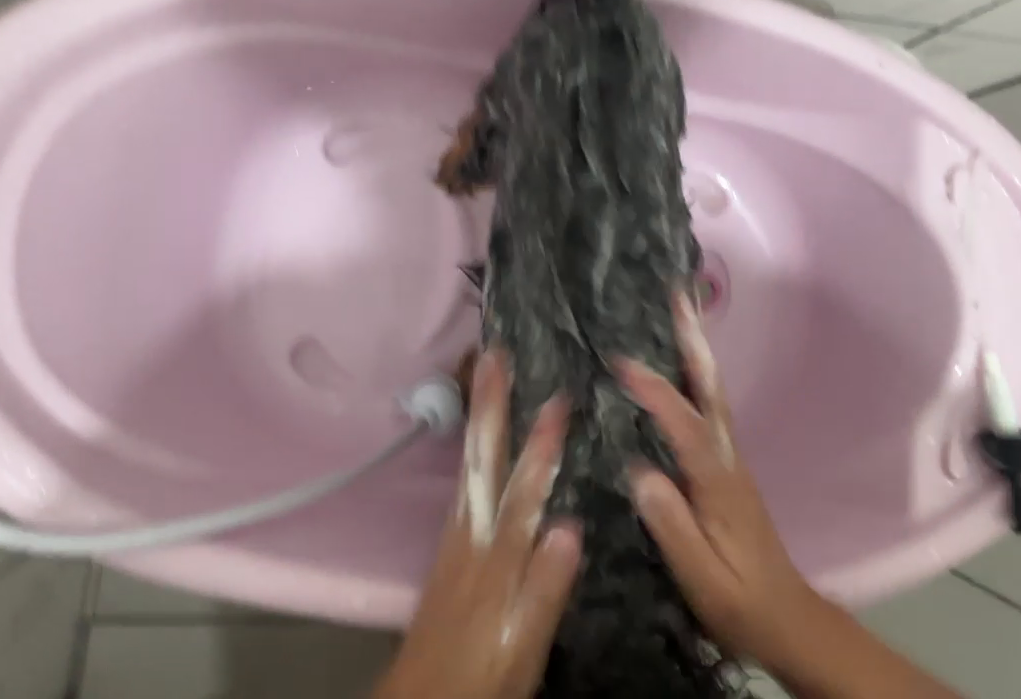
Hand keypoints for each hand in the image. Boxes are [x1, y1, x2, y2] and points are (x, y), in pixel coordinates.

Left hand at [374, 350, 582, 698]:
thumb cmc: (481, 674)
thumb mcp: (522, 643)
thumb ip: (545, 587)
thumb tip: (570, 524)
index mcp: (495, 555)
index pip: (524, 487)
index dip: (542, 443)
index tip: (557, 397)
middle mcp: (471, 532)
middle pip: (482, 456)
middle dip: (489, 403)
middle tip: (492, 354)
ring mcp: (456, 534)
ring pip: (470, 461)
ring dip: (479, 416)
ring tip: (487, 377)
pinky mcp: (450, 544)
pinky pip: (465, 479)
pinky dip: (475, 446)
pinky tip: (482, 440)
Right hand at [617, 294, 821, 669]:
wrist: (787, 617)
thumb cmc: (741, 601)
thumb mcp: (703, 576)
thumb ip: (672, 524)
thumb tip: (639, 470)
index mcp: (719, 481)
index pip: (685, 425)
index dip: (656, 392)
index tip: (622, 364)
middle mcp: (728, 459)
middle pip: (710, 389)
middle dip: (694, 341)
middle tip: (677, 295)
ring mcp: (729, 460)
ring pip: (710, 394)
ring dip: (695, 350)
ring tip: (675, 313)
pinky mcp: (724, 467)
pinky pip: (705, 409)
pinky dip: (692, 377)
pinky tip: (676, 369)